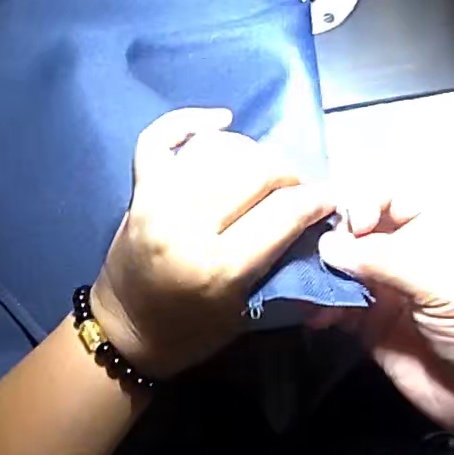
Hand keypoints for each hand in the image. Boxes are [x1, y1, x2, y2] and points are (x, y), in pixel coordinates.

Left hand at [91, 109, 335, 377]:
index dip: (317, 199)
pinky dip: (190, 121)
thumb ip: (280, 261)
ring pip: (218, 148)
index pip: (284, 212)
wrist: (124, 332)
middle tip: (298, 187)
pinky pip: (160, 137)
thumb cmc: (191, 333)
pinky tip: (221, 121)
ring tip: (263, 169)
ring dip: (252, 151)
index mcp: (219, 267)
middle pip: (255, 170)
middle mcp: (186, 226)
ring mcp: (157, 201)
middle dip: (289, 173)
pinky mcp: (138, 190)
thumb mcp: (246, 309)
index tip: (329, 199)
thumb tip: (312, 219)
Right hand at [314, 193, 453, 454]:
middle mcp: (409, 257)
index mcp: (438, 232)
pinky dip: (319, 307)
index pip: (391, 200)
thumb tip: (329, 244)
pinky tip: (312, 313)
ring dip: (319, 273)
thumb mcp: (451, 286)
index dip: (365, 204)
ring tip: (302, 284)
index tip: (351, 225)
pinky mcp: (372, 329)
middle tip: (311, 255)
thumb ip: (389, 261)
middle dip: (332, 238)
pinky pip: (337, 308)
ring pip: (341, 270)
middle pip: (358, 233)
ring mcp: (388, 293)